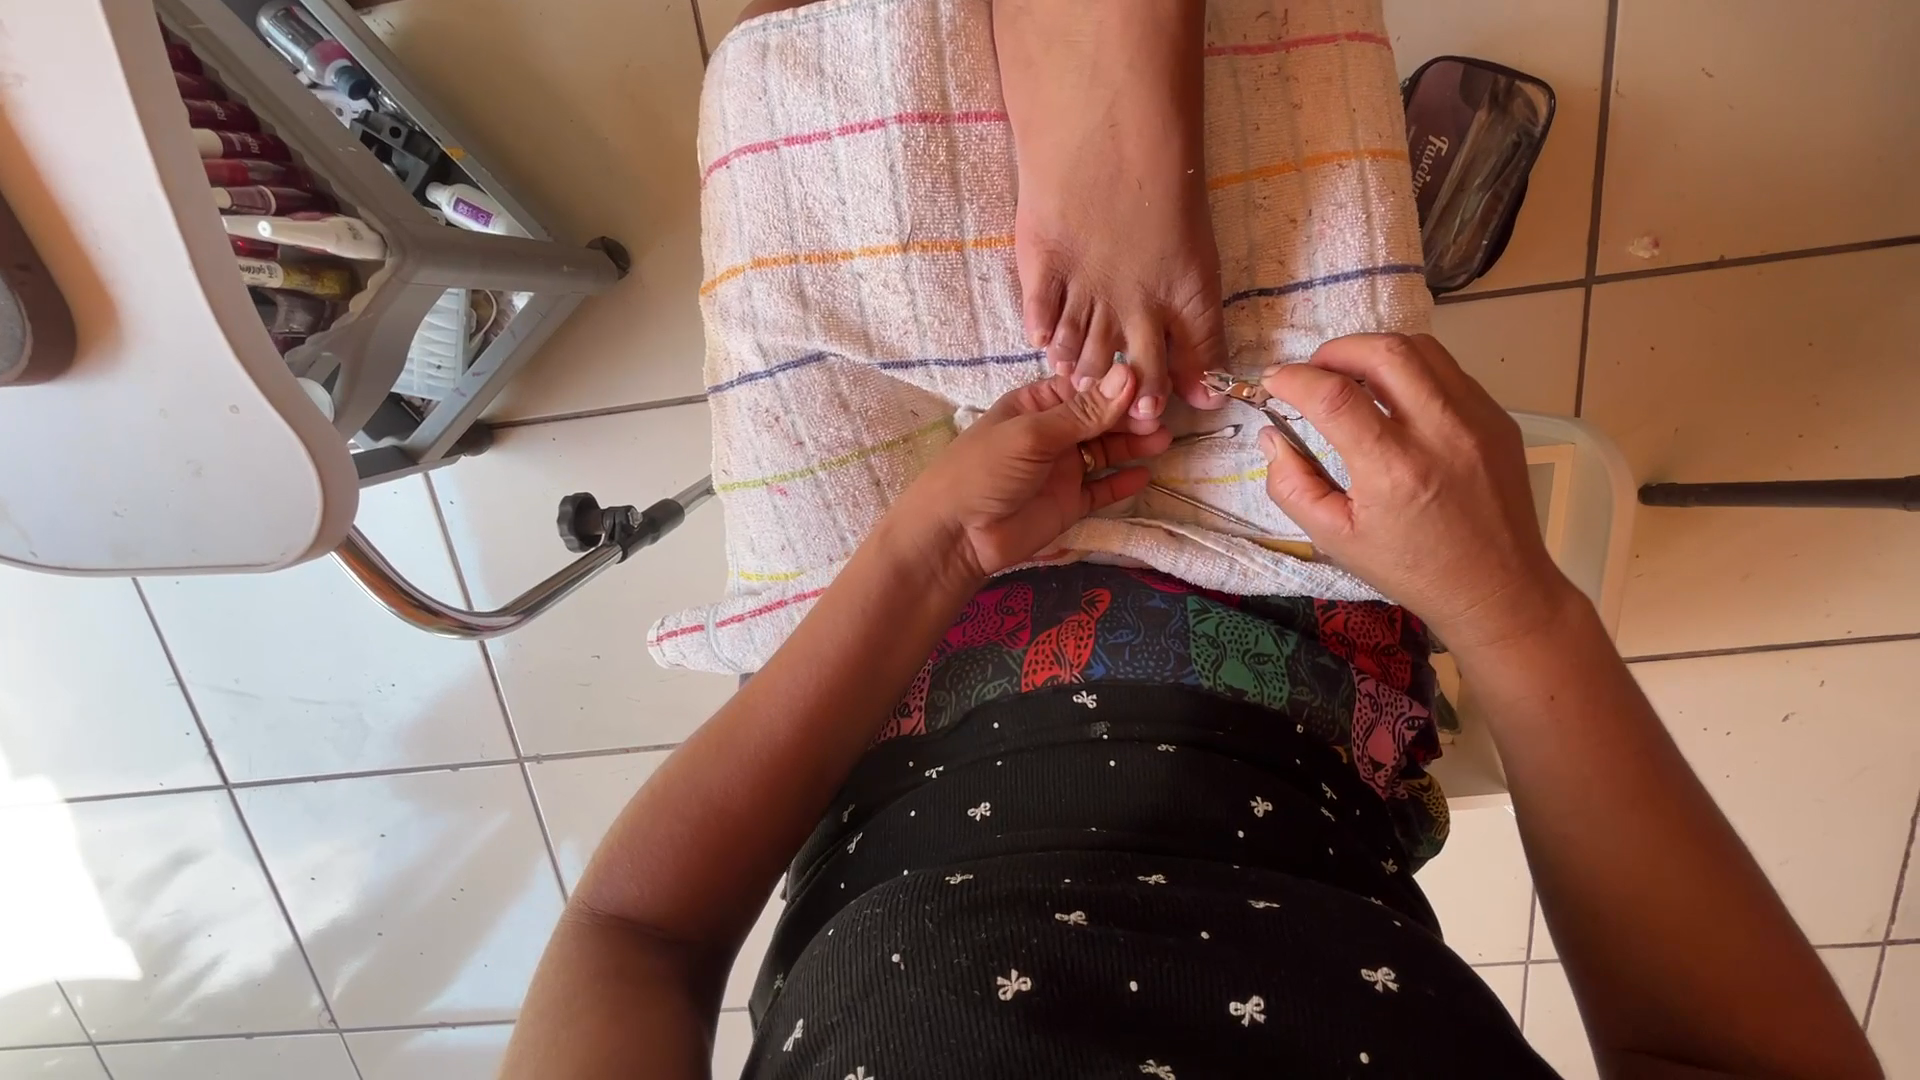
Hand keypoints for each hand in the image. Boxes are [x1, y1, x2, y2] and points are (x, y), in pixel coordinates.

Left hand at [891, 362, 1171, 578]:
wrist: (955, 536)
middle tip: (1159, 416)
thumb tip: (1129, 373)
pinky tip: (1145, 474)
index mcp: (1034, 405)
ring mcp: (1060, 470)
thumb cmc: (983, 471)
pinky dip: (1121, 482)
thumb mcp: (1032, 435)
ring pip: (1104, 452)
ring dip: (1131, 445)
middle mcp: (1051, 434)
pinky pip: (1101, 489)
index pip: (1084, 388)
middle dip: (1129, 416)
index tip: (1150, 384)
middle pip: (1099, 419)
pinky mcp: (1067, 504)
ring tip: (1162, 440)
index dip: (1116, 386)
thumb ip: (1083, 411)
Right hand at [1258, 333, 1581, 650]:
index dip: (1294, 379)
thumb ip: (1291, 484)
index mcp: (1393, 469)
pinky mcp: (1498, 418)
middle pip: (1384, 352)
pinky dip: (1407, 370)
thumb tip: (1271, 438)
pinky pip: (1446, 371)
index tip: (1272, 384)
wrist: (1496, 587)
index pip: (1335, 397)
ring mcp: (1477, 419)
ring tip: (1348, 376)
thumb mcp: (1332, 538)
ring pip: (1420, 349)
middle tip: (1311, 371)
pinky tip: (1390, 398)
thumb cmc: (1408, 568)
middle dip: (1335, 350)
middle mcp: (1440, 433)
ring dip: (1372, 352)